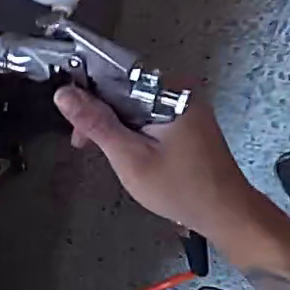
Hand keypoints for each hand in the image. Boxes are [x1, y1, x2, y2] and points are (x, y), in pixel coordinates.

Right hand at [53, 86, 278, 244]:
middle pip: (121, 88)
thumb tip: (63, 94)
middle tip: (82, 140)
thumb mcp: (129, 157)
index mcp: (171, 92)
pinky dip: (127, 127)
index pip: (115, 74)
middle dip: (97, 112)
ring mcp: (182, 104)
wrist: (226, 215)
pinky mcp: (182, 118)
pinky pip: (143, 112)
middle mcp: (179, 90)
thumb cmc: (181, 189)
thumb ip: (96, 123)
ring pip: (129, 101)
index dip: (86, 91)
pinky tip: (118, 147)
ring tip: (96, 147)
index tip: (70, 114)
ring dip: (109, 122)